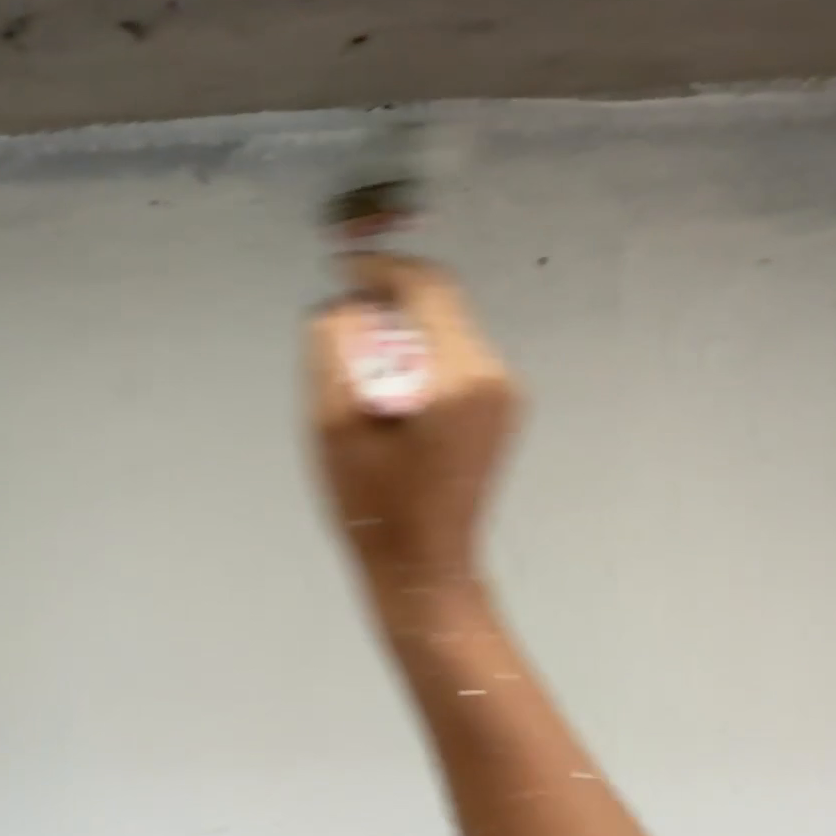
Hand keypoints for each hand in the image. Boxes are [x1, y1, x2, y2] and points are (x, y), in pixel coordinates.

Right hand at [306, 252, 521, 581]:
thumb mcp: (333, 425)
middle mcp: (495, 376)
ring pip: (447, 330)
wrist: (425, 567)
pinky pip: (455, 359)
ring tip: (361, 369)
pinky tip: (390, 394)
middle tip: (344, 331)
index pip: (427, 286)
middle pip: (440, 305)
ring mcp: (504, 395)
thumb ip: (332, 349)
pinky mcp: (499, 410)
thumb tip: (341, 306)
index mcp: (461, 376)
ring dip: (402, 334)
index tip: (343, 273)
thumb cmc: (376, 507)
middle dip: (388, 306)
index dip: (381, 269)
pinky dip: (419, 358)